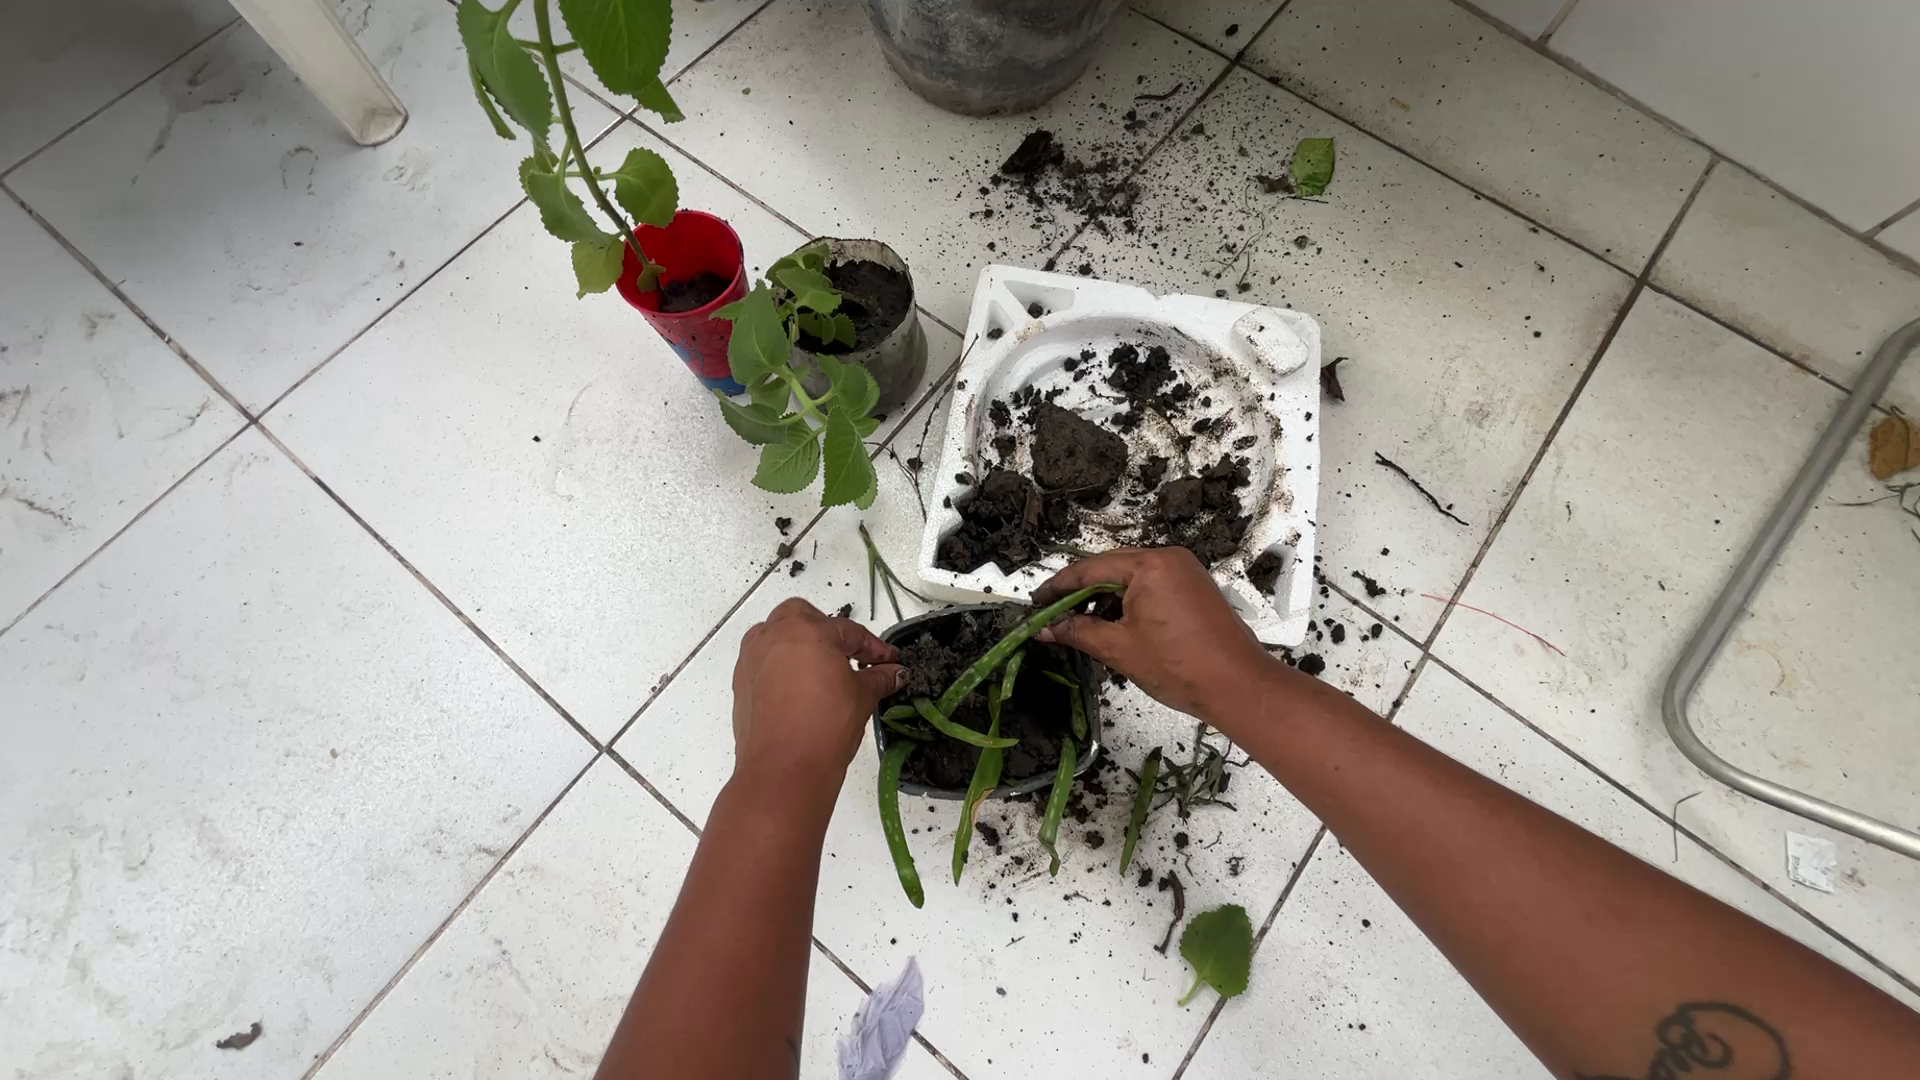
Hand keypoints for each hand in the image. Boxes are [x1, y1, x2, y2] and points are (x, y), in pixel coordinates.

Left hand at [730, 599, 905, 791]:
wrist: (782, 770)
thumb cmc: (827, 725)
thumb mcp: (862, 697)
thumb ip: (879, 678)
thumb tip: (896, 672)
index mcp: (808, 630)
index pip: (849, 632)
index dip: (874, 649)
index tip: (890, 662)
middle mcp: (774, 635)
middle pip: (801, 616)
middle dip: (826, 630)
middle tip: (847, 655)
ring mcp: (752, 658)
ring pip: (774, 634)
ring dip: (797, 643)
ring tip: (819, 669)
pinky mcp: (740, 683)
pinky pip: (762, 661)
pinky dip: (780, 666)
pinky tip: (798, 690)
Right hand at [1034, 547, 1275, 724]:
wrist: (1239, 686)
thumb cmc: (1179, 666)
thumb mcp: (1118, 648)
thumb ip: (1078, 632)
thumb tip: (1045, 629)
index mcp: (1149, 565)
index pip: (1089, 569)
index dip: (1058, 587)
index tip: (1036, 602)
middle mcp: (1167, 557)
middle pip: (1109, 567)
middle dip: (1079, 592)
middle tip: (1052, 613)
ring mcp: (1184, 570)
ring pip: (1130, 577)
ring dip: (1103, 597)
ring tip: (1079, 623)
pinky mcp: (1193, 586)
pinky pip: (1150, 585)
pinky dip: (1127, 600)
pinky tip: (1111, 622)